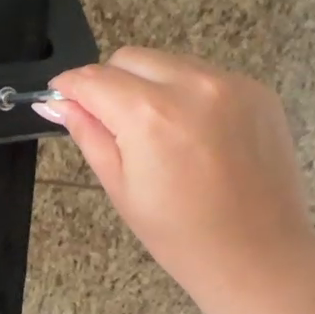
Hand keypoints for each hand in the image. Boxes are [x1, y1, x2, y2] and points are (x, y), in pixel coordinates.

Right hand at [43, 47, 314, 305]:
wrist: (258, 255)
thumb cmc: (179, 234)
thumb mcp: (120, 187)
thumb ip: (88, 134)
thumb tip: (57, 104)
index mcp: (151, 115)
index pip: (94, 79)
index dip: (68, 86)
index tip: (57, 97)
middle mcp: (193, 86)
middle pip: (130, 58)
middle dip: (108, 82)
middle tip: (106, 122)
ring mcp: (231, 84)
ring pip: (168, 62)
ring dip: (147, 84)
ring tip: (152, 133)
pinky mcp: (257, 91)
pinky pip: (204, 75)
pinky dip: (184, 93)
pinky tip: (189, 135)